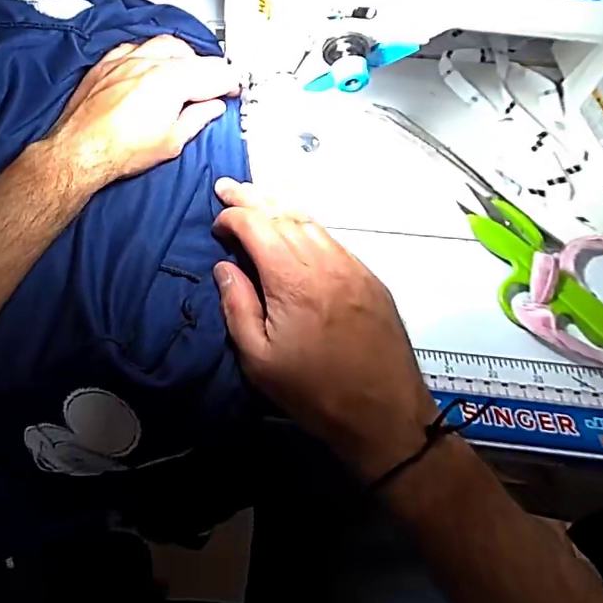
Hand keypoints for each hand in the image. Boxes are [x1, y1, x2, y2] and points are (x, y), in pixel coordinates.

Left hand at [40, 35, 240, 189]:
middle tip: (213, 84)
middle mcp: (150, 63)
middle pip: (191, 55)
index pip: (213, 73)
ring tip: (187, 71)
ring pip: (164, 44)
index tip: (232, 90)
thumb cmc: (118, 149)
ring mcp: (126, 60)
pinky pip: (135, 46)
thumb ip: (197, 119)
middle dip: (208, 68)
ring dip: (182, 55)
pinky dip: (150, 53)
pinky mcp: (106, 64)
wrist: (79, 150)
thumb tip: (211, 109)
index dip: (229, 82)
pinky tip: (151, 63)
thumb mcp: (171, 142)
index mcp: (172, 81)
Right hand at [211, 178, 437, 480]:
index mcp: (292, 279)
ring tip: (256, 199)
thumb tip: (224, 266)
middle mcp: (324, 262)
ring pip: (309, 221)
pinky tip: (294, 229)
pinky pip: (331, 239)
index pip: (256, 225)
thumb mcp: (258, 359)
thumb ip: (237, 306)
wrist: (386, 416)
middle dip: (251, 197)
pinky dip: (305, 226)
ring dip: (279, 207)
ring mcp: (352, 267)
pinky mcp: (369, 278)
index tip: (216, 226)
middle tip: (227, 186)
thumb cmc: (314, 392)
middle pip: (283, 214)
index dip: (231, 217)